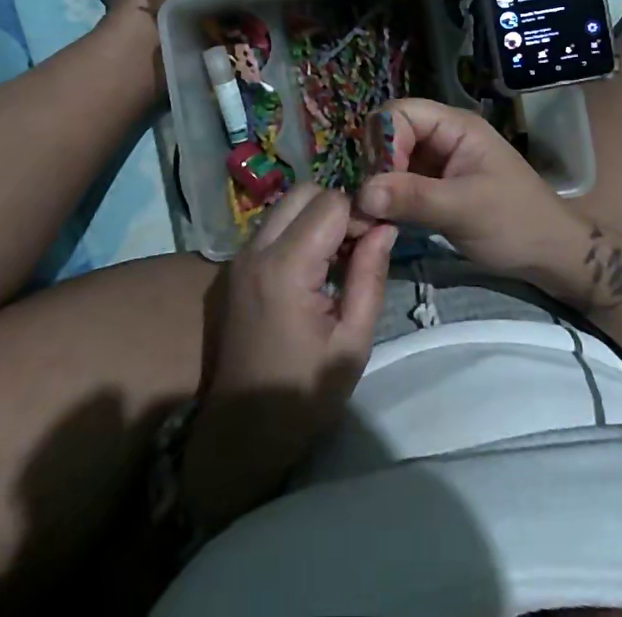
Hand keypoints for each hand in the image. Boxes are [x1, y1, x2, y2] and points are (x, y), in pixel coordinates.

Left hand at [184, 185, 394, 528]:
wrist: (243, 429)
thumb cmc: (305, 394)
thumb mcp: (353, 341)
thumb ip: (369, 276)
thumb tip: (385, 227)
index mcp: (285, 269)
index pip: (331, 204)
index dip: (361, 215)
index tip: (379, 241)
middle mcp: (256, 251)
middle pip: (304, 192)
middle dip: (339, 207)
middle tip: (360, 245)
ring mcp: (241, 257)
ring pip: (286, 205)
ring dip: (317, 216)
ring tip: (341, 256)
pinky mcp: (236, 267)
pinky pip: (273, 225)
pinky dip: (299, 229)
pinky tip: (317, 265)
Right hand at [355, 99, 613, 307]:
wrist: (548, 255)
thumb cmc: (514, 224)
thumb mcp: (464, 210)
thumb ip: (413, 197)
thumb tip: (362, 193)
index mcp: (455, 127)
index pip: (399, 113)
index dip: (384, 141)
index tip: (382, 180)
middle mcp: (442, 137)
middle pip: (390, 133)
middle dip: (378, 163)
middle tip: (377, 200)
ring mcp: (437, 162)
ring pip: (391, 159)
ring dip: (380, 183)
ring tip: (377, 213)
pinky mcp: (433, 187)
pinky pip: (399, 182)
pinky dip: (388, 197)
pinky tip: (386, 218)